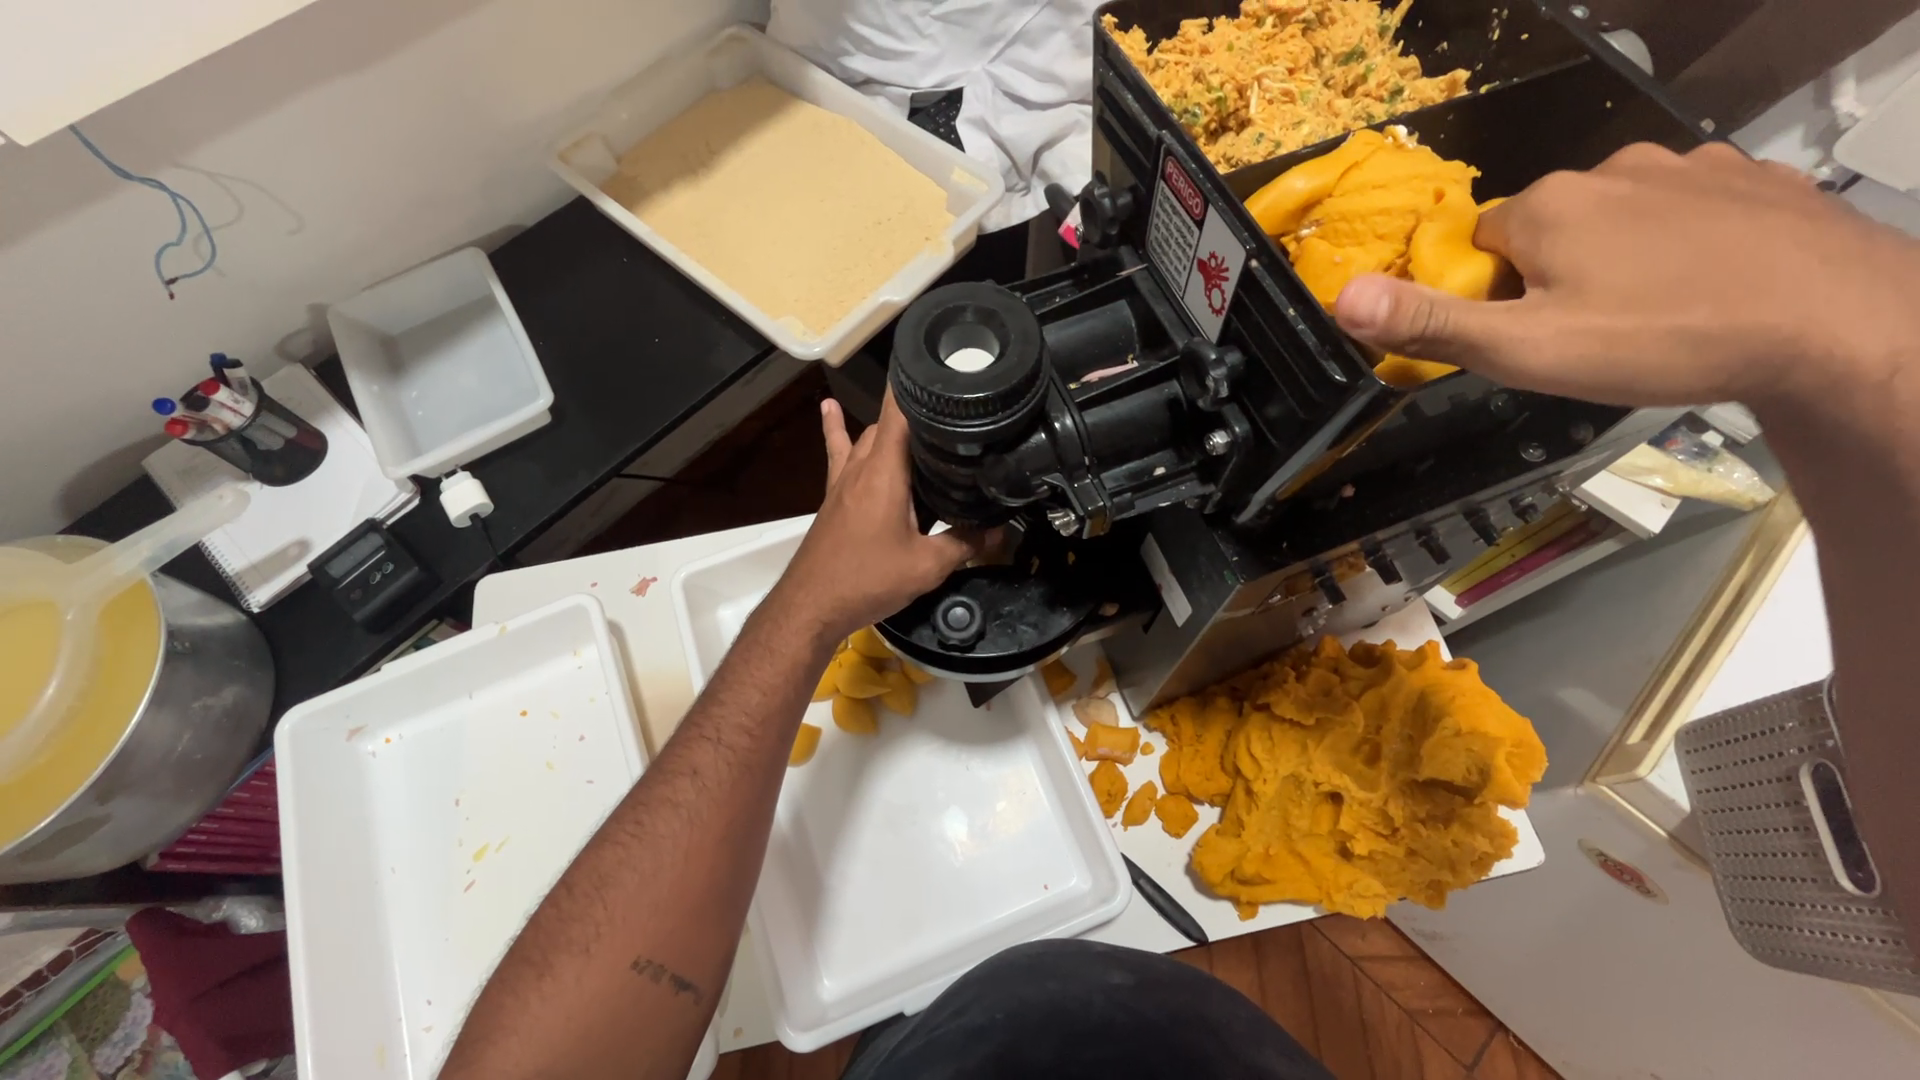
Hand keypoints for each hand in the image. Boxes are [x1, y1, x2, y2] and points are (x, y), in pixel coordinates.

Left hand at [771, 393, 984, 644]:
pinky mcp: (834, 498)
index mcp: (885, 471)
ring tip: (919, 422)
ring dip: (890, 429)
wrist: (812, 605)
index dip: (917, 383)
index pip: (900, 412)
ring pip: (867, 439)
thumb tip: (999, 530)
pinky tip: (830, 408)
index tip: (938, 362)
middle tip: (951, 416)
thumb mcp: (927, 566)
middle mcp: (861, 467)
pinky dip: (838, 430)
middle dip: (917, 416)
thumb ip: (965, 543)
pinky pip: (839, 454)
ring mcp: (843, 481)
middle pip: (888, 425)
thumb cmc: (867, 580)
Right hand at [1330, 142, 1919, 410]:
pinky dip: (1676, 243)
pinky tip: (1702, 286)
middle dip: (1545, 276)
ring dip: (1610, 259)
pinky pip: (1682, 209)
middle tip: (1581, 335)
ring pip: (1613, 217)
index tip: (1522, 335)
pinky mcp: (1750, 178)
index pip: (1477, 246)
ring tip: (1646, 316)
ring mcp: (1688, 165)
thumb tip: (1341, 298)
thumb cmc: (1659, 338)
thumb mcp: (1524, 350)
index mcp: (1544, 206)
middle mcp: (1609, 168)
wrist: (1838, 325)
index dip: (1487, 295)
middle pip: (1542, 229)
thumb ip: (1431, 323)